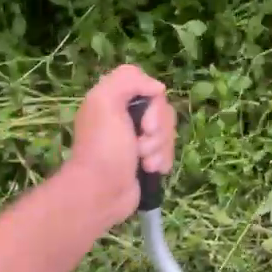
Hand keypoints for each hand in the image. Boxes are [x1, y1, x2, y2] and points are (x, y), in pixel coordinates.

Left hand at [63, 64, 176, 228]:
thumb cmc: (104, 147)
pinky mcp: (148, 158)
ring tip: (144, 163)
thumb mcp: (105, 101)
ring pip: (169, 133)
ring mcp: (139, 139)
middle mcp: (127, 117)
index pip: (151, 90)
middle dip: (158, 132)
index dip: (154, 106)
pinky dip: (162, 161)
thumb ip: (128, 80)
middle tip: (140, 146)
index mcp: (115, 99)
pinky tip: (149, 170)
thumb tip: (158, 88)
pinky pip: (168, 151)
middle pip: (164, 112)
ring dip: (159, 149)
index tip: (144, 124)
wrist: (103, 191)